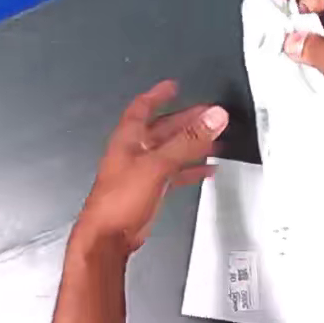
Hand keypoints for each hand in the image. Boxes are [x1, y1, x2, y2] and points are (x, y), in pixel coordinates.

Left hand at [74, 81, 227, 255]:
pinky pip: (176, 173)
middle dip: (186, 120)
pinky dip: (191, 169)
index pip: (142, 108)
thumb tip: (213, 117)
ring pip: (172, 151)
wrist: (109, 236)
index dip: (158, 95)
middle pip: (163, 129)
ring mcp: (144, 171)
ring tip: (214, 139)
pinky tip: (206, 169)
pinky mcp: (152, 190)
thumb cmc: (120, 200)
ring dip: (192, 144)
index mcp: (129, 138)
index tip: (174, 86)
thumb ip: (188, 140)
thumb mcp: (158, 164)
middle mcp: (135, 152)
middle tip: (207, 115)